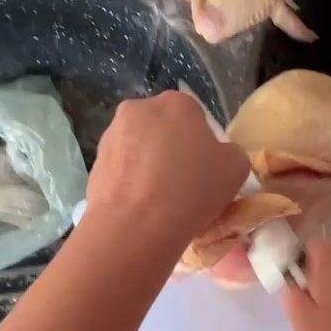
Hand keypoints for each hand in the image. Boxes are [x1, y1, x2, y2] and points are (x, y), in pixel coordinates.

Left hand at [84, 91, 249, 251]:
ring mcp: (111, 135)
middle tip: (182, 185)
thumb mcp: (235, 168)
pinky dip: (130, 183)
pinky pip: (121, 169)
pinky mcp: (95, 163)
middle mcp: (138, 109)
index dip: (201, 144)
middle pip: (162, 129)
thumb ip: (229, 152)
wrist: (135, 227)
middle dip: (171, 150)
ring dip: (148, 166)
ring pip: (139, 148)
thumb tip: (216, 155)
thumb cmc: (191, 190)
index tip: (204, 171)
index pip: (194, 117)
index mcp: (176, 103)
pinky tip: (140, 207)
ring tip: (158, 200)